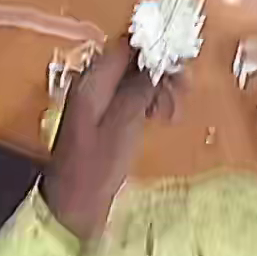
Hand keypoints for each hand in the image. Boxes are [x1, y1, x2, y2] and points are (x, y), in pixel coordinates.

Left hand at [40, 39, 175, 239]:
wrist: (72, 212)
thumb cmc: (97, 166)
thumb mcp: (124, 122)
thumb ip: (141, 84)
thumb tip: (160, 55)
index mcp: (93, 79)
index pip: (127, 43)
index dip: (155, 44)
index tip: (180, 55)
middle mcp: (95, 82)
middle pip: (135, 59)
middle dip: (162, 69)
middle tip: (184, 87)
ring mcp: (99, 99)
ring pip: (137, 77)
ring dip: (160, 87)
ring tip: (175, 109)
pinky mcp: (106, 116)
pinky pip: (133, 95)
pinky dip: (150, 100)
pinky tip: (163, 116)